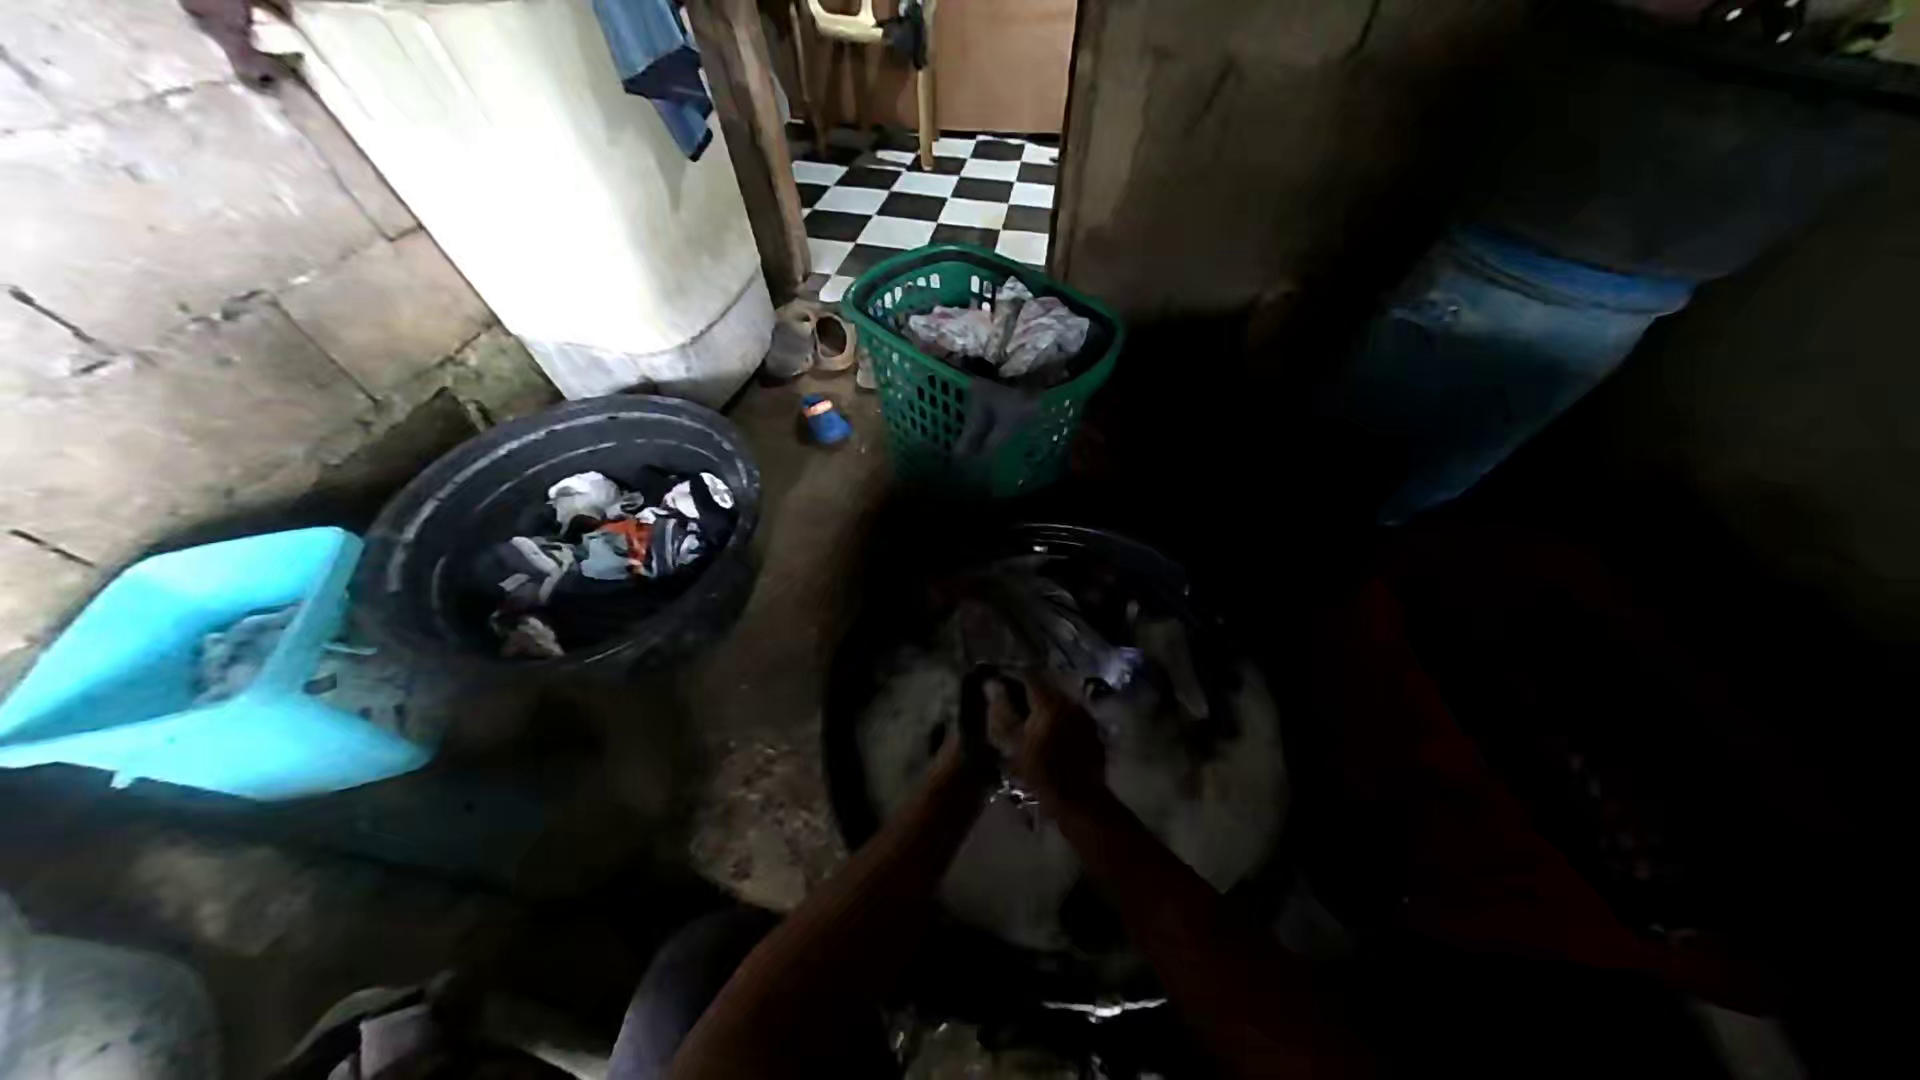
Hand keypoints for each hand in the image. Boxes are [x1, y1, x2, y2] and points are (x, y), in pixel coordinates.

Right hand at [986, 673, 1105, 805]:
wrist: (1079, 800)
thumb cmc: (1042, 773)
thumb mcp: (1014, 744)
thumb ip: (1002, 711)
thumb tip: (991, 684)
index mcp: (1050, 702)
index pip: (1030, 675)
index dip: (1013, 676)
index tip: (1001, 682)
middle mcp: (1070, 702)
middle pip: (1046, 686)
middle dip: (1028, 691)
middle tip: (1013, 703)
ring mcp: (1085, 715)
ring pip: (1059, 700)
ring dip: (1044, 705)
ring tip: (1031, 720)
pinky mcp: (1093, 729)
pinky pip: (1071, 714)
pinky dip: (1059, 717)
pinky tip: (1051, 733)